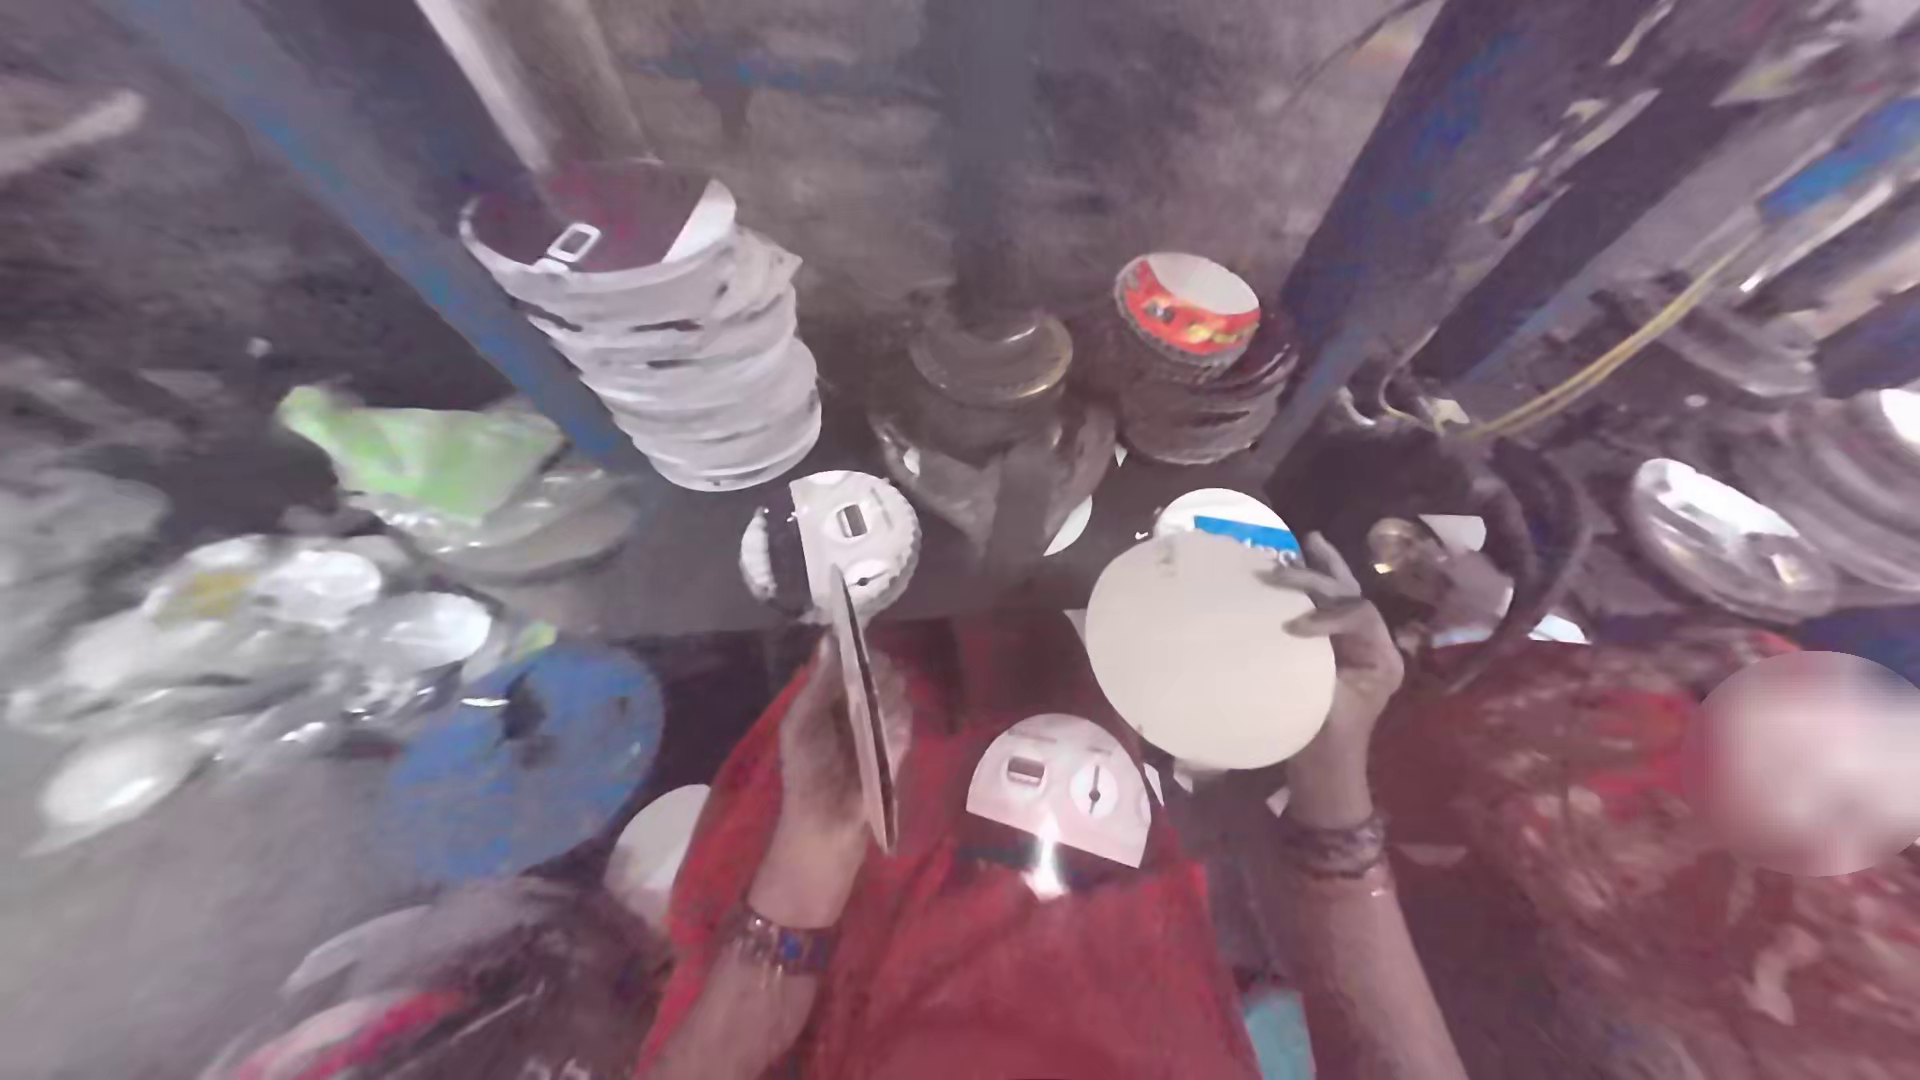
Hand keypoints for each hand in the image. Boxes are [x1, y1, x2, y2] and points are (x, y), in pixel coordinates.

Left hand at [752, 635, 909, 927]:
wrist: (824, 826)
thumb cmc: (806, 773)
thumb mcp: (801, 724)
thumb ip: (817, 684)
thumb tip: (830, 638)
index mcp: (830, 694)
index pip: (851, 656)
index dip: (859, 648)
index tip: (864, 649)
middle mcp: (858, 702)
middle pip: (880, 668)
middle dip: (880, 673)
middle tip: (872, 692)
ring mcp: (880, 722)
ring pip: (898, 691)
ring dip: (891, 699)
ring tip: (875, 723)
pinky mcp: (898, 745)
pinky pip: (906, 721)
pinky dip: (899, 725)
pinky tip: (889, 738)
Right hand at [1268, 532, 1404, 827]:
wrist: (1323, 770)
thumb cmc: (1323, 743)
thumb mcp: (1323, 704)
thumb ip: (1313, 666)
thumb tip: (1286, 631)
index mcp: (1380, 659)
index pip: (1360, 614)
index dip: (1326, 614)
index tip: (1291, 629)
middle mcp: (1373, 645)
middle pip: (1352, 596)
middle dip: (1320, 577)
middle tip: (1282, 565)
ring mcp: (1352, 646)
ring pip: (1343, 596)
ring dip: (1321, 570)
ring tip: (1307, 542)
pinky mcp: (1330, 649)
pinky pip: (1323, 610)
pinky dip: (1309, 590)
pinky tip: (1294, 569)